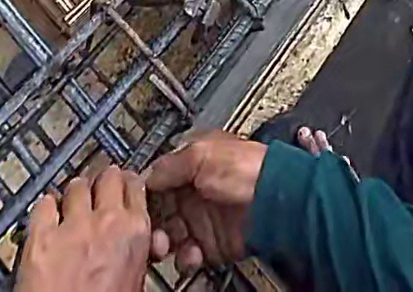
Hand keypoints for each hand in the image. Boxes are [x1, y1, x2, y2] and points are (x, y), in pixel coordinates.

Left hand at [16, 165, 152, 291]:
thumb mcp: (135, 285)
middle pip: (106, 175)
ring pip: (75, 185)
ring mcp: (71, 229)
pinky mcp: (39, 240)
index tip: (121, 188)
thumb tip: (135, 238)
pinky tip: (46, 222)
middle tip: (97, 196)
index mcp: (134, 234)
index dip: (126, 185)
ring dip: (74, 195)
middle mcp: (105, 222)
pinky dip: (45, 209)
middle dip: (102, 184)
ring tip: (71, 210)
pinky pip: (43, 204)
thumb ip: (134, 251)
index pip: (134, 183)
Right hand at [144, 130, 267, 270]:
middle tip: (152, 234)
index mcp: (190, 161)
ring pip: (171, 235)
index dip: (146, 194)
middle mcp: (194, 188)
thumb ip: (170, 165)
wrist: (274, 200)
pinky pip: (189, 254)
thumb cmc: (245, 167)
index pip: (158, 179)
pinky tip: (191, 254)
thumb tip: (146, 175)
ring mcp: (203, 216)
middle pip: (161, 210)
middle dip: (152, 224)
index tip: (137, 208)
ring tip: (167, 246)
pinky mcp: (212, 243)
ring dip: (165, 243)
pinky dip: (186, 258)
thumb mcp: (200, 154)